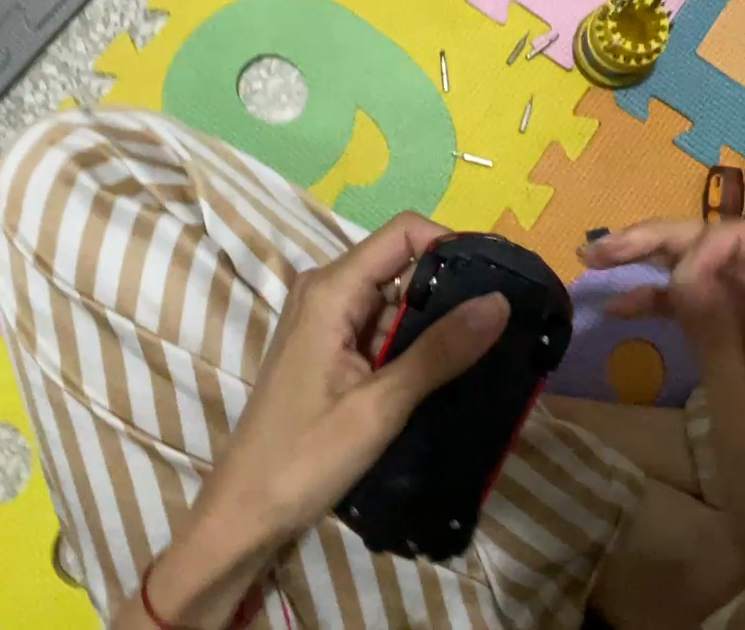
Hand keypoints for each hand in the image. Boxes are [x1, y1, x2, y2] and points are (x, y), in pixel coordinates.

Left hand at [121, 213, 509, 628]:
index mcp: (332, 289)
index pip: (403, 233)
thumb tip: (498, 302)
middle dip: (450, 287)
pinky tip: (445, 367)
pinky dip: (412, 341)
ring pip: (396, 296)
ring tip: (482, 349)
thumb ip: (438, 351)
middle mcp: (327, 289)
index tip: (494, 279)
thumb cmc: (304, 457)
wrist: (245, 511)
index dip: (451, 245)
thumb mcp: (379, 406)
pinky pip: (381, 324)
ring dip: (434, 320)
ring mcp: (327, 317)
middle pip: (402, 261)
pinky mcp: (331, 343)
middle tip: (499, 323)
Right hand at [584, 219, 744, 627]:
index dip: (719, 241)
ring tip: (599, 262)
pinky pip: (715, 318)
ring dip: (662, 270)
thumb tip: (683, 264)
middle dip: (673, 244)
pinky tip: (626, 309)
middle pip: (738, 255)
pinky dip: (673, 310)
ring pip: (719, 281)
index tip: (671, 273)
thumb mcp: (743, 414)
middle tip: (605, 248)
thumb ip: (716, 332)